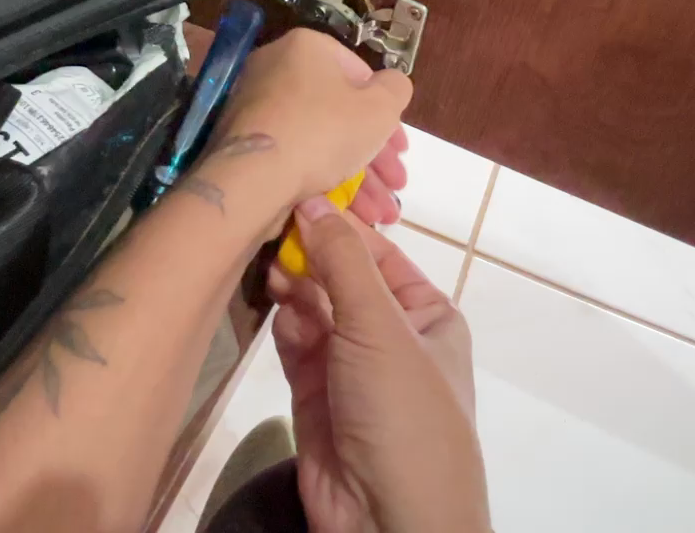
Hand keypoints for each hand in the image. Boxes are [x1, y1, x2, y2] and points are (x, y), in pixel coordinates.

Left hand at [208, 28, 411, 225]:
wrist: (252, 178)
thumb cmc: (324, 131)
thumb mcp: (380, 107)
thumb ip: (396, 89)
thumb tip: (391, 86)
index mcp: (307, 47)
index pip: (360, 74)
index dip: (388, 114)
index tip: (400, 150)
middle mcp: (276, 69)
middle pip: (340, 112)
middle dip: (374, 155)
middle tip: (394, 186)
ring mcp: (256, 107)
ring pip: (320, 139)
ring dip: (356, 176)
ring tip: (379, 214)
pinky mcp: (245, 143)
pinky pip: (294, 155)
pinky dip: (322, 179)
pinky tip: (346, 210)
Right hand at [266, 204, 490, 532]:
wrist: (389, 525)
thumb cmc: (402, 408)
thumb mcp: (379, 326)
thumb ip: (342, 261)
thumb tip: (312, 199)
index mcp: (426, 313)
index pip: (378, 254)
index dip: (340, 225)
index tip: (297, 195)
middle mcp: (390, 333)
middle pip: (343, 278)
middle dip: (311, 257)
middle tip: (271, 232)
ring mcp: (352, 365)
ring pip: (317, 309)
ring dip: (295, 287)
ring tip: (269, 268)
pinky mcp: (317, 393)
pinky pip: (298, 343)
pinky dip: (286, 323)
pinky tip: (274, 305)